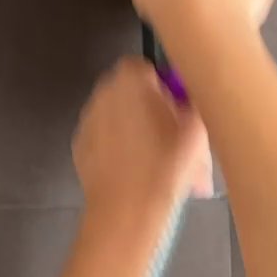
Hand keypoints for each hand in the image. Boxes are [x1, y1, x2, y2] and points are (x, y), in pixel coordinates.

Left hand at [73, 57, 211, 224]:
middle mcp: (103, 93)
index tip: (176, 106)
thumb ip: (193, 102)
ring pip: (116, 116)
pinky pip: (103, 138)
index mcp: (131, 80)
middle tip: (171, 133)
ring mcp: (87, 120)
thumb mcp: (197, 130)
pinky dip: (116, 147)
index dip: (161, 84)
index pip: (144, 65)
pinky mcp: (79, 147)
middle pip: (129, 90)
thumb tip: (190, 99)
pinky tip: (134, 170)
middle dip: (148, 106)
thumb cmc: (167, 165)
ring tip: (156, 159)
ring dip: (133, 127)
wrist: (128, 211)